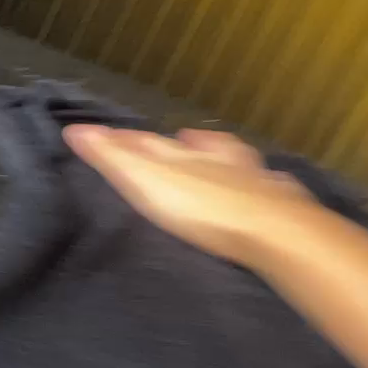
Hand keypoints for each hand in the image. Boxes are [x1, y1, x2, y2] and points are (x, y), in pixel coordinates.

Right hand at [61, 125, 322, 266]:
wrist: (285, 240)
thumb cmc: (202, 207)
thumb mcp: (142, 178)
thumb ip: (109, 154)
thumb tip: (73, 127)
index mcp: (184, 152)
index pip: (147, 139)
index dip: (124, 137)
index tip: (106, 134)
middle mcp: (222, 161)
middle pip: (203, 146)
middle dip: (191, 143)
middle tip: (184, 139)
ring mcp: (262, 185)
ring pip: (244, 166)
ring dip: (234, 164)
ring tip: (229, 166)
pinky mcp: (294, 214)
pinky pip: (282, 194)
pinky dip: (275, 191)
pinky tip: (278, 195)